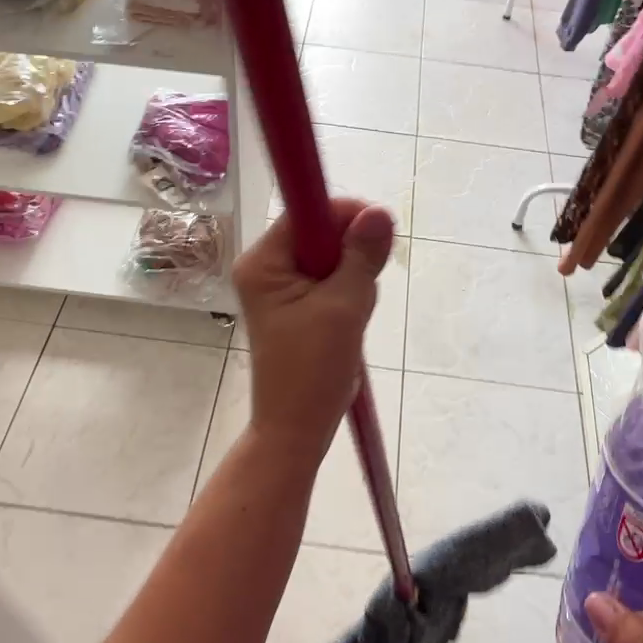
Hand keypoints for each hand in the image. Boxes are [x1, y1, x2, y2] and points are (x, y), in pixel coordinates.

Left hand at [232, 198, 394, 458]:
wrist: (296, 430)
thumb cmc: (313, 369)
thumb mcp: (344, 307)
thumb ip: (361, 256)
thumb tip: (379, 212)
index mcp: (263, 262)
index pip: (307, 213)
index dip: (344, 216)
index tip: (376, 236)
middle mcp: (265, 267)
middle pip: (321, 234)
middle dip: (351, 256)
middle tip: (358, 293)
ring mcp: (279, 287)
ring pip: (331, 259)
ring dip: (352, 281)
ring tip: (352, 316)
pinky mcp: (295, 305)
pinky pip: (329, 281)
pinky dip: (347, 296)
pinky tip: (349, 324)